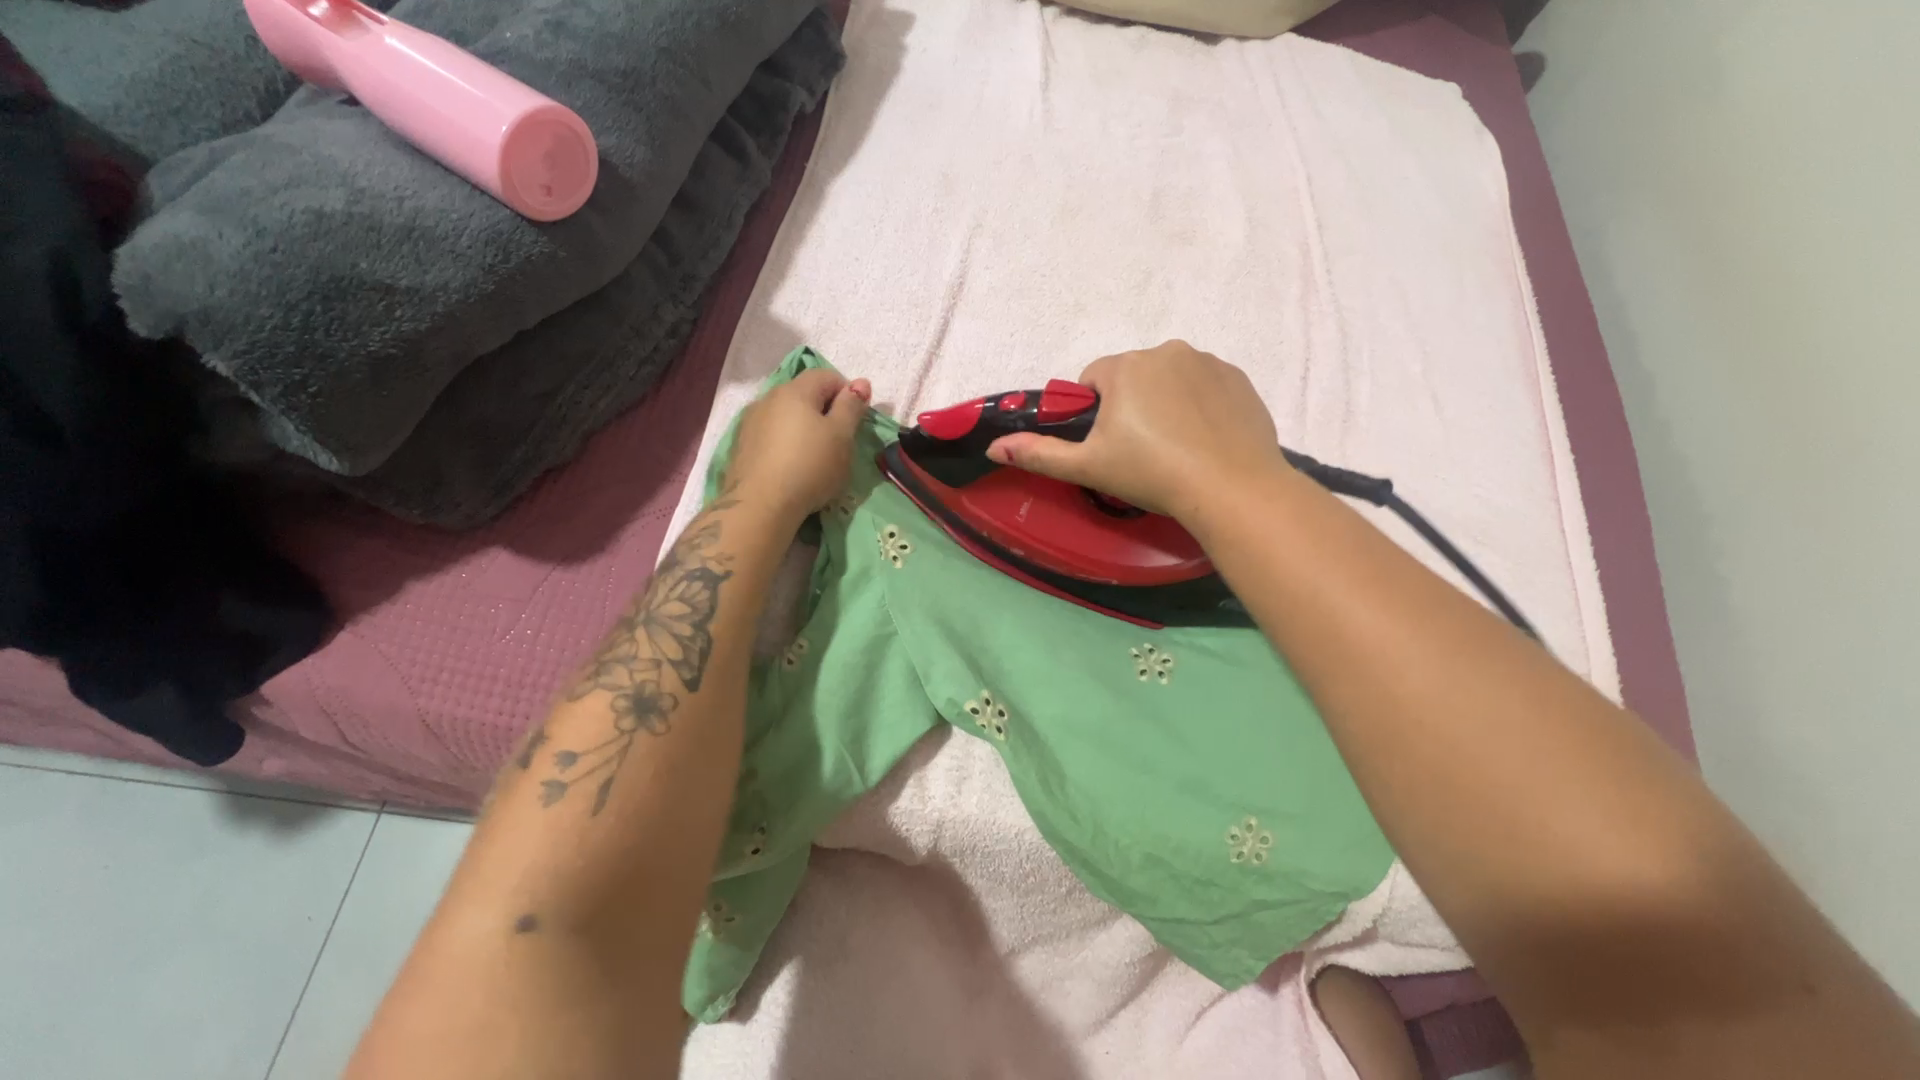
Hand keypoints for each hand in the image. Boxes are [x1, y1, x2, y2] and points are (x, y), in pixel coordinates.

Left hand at [723, 368, 870, 526]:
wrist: (760, 505)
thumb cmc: (810, 466)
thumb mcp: (841, 436)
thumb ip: (851, 407)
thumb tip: (860, 382)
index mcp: (795, 390)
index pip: (827, 376)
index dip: (847, 393)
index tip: (854, 421)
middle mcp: (768, 398)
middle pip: (804, 394)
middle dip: (824, 411)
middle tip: (837, 442)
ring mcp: (750, 422)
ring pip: (785, 415)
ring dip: (802, 428)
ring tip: (813, 457)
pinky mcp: (741, 446)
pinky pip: (771, 435)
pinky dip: (785, 443)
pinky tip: (790, 467)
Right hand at [984, 340, 1287, 522]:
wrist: (1231, 488)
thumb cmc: (1152, 474)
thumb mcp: (1089, 468)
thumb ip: (1040, 454)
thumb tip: (994, 448)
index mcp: (1125, 366)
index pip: (1095, 380)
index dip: (1096, 414)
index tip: (1110, 446)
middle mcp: (1166, 350)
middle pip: (1134, 376)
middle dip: (1132, 406)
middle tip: (1143, 452)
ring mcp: (1208, 362)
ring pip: (1171, 379)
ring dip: (1167, 403)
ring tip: (1177, 449)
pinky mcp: (1239, 379)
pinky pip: (1206, 387)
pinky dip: (1201, 407)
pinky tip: (1205, 441)